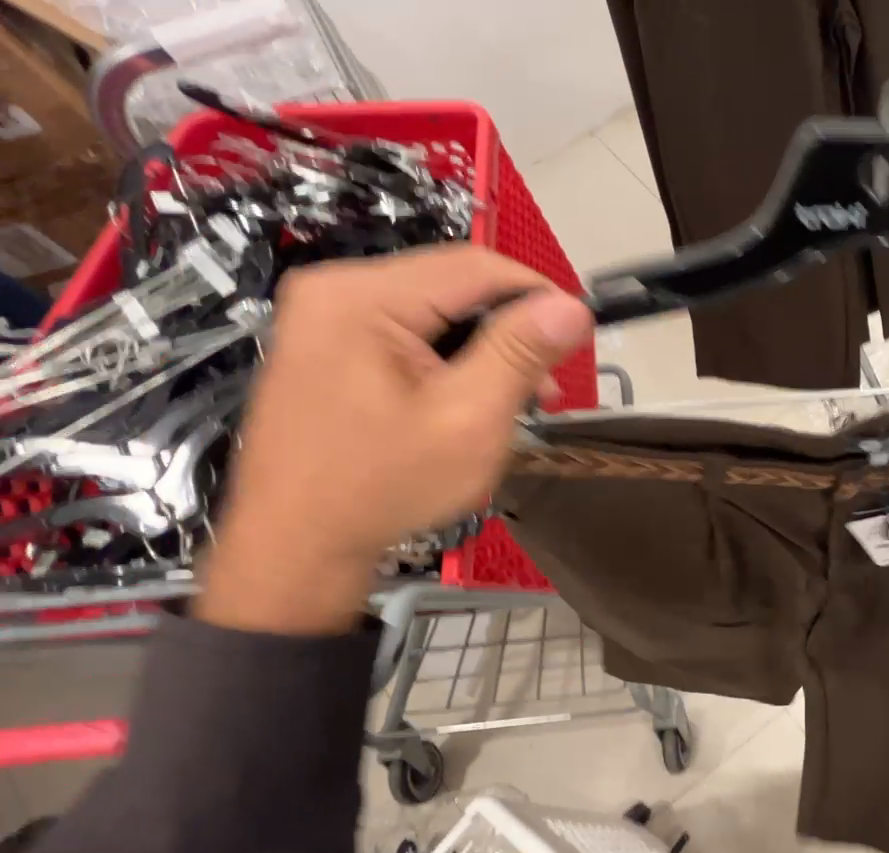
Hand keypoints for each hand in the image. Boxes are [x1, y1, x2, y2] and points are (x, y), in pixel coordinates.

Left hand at [195, 247, 593, 633]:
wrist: (299, 541)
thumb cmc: (385, 484)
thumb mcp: (469, 420)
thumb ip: (519, 354)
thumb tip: (573, 306)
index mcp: (363, 298)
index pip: (477, 266)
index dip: (540, 294)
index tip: (581, 340)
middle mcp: (337, 290)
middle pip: (455, 285)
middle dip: (512, 330)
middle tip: (547, 390)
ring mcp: (327, 317)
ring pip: (437, 310)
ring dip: (487, 348)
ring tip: (516, 402)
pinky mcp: (330, 345)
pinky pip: (410, 333)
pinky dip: (453, 360)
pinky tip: (470, 400)